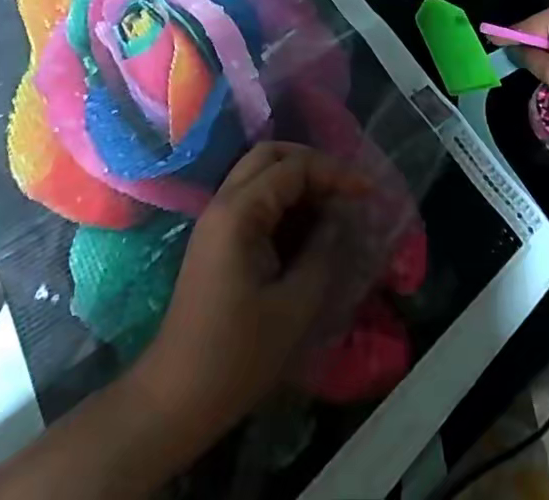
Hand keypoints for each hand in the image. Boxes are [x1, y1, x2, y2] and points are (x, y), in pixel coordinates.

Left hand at [130, 143, 366, 433]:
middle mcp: (222, 204)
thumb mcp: (295, 305)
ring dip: (297, 181)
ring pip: (258, 175)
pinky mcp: (216, 240)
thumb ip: (322, 251)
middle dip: (312, 164)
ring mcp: (215, 221)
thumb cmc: (238, 354)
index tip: (369, 193)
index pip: (291, 168)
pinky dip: (283, 201)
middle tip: (347, 190)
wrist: (178, 393)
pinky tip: (309, 226)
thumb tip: (340, 218)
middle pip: (268, 156)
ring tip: (335, 206)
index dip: (334, 173)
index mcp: (238, 213)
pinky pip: (252, 200)